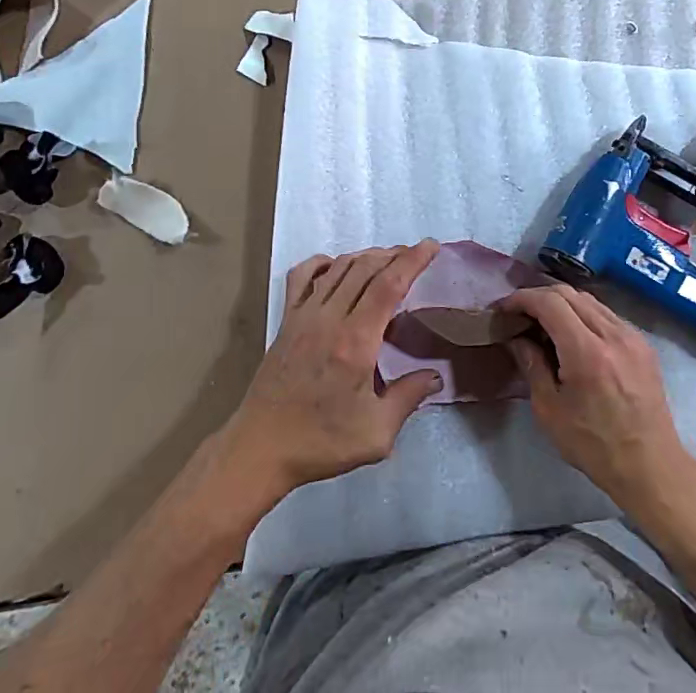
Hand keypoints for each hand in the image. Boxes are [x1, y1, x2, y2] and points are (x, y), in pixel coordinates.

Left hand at [219, 242, 443, 498]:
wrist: (259, 449)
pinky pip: (303, 277)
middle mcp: (329, 319)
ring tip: (388, 258)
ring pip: (338, 268)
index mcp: (355, 342)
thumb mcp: (377, 433)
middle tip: (417, 254)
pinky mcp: (286, 322)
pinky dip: (324, 263)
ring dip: (366, 256)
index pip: (388, 285)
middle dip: (395, 254)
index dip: (412, 261)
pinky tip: (337, 266)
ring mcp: (303, 316)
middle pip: (365, 268)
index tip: (431, 246)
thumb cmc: (321, 442)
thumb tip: (435, 375)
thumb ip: (409, 397)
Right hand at [502, 285, 693, 511]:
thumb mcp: (550, 410)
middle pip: (570, 294)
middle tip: (518, 314)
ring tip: (542, 323)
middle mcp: (613, 334)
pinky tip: (573, 335)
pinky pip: (608, 315)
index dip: (522, 299)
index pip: (550, 302)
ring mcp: (633, 336)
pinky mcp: (643, 344)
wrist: (649, 464)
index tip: (503, 309)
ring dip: (563, 303)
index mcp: (587, 351)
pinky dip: (584, 315)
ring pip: (590, 301)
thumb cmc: (593, 444)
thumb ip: (532, 365)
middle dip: (539, 297)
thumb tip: (517, 338)